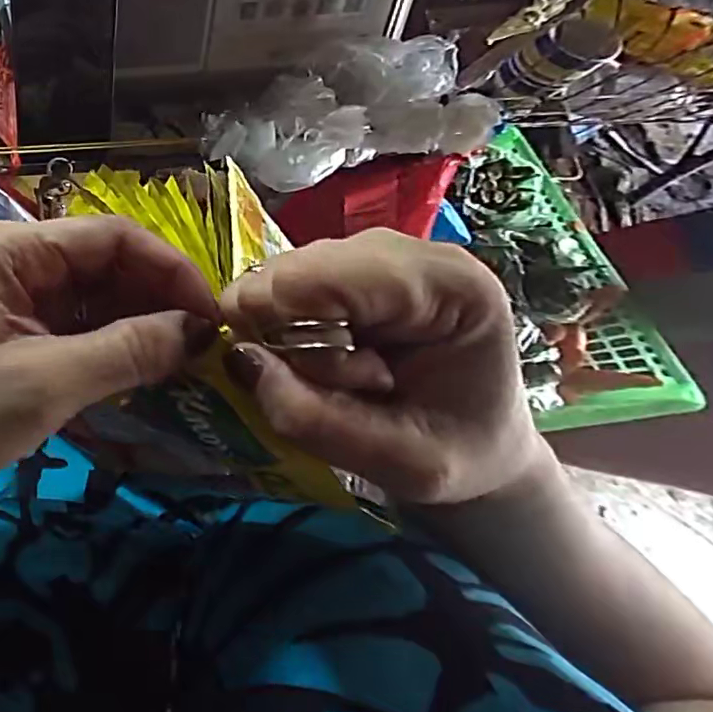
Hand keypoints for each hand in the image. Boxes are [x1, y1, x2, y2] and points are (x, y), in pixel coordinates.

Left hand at [0, 217, 218, 492]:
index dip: (171, 271)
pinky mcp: (11, 328)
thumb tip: (199, 331)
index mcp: (14, 249)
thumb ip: (125, 351)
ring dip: (136, 327)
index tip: (215, 320)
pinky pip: (72, 325)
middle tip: (205, 352)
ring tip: (182, 367)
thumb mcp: (43, 384)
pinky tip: (138, 373)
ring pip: (93, 297)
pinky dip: (107, 346)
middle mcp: (15, 260)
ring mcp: (11, 294)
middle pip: (105, 264)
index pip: (112, 236)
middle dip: (156, 302)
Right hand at [219, 228, 552, 505]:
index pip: (313, 278)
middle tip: (339, 383)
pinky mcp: (333, 262)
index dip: (288, 333)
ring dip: (282, 337)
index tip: (328, 384)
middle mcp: (399, 248)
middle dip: (286, 339)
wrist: (473, 440)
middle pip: (281, 276)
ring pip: (267, 282)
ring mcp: (360, 249)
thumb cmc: (454, 452)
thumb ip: (314, 419)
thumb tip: (239, 357)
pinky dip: (278, 329)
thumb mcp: (398, 464)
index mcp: (444, 282)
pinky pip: (268, 289)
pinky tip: (325, 352)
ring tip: (341, 372)